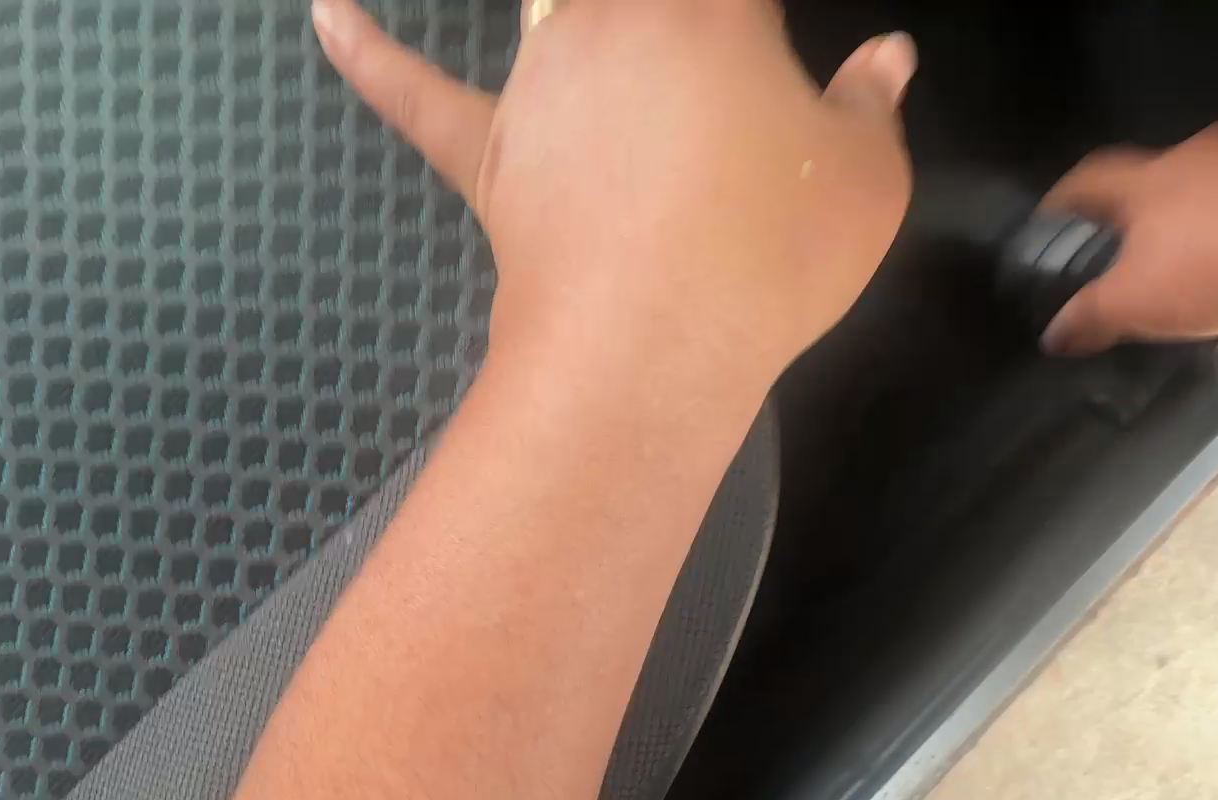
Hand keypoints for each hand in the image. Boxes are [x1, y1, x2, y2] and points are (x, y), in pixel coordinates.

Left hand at [311, 0, 916, 388]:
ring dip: (586, 40)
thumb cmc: (771, 257)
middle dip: (676, 39)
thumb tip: (887, 59)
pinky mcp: (491, 161)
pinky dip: (375, 58)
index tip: (748, 53)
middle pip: (638, 0)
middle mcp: (615, 20)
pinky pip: (422, 98)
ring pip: (554, 20)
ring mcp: (541, 90)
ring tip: (636, 138)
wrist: (655, 347)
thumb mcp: (866, 187)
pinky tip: (330, 17)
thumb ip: (873, 109)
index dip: (747, 26)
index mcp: (710, 11)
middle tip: (687, 125)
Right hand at [1038, 121, 1217, 355]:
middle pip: (1158, 176)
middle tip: (1137, 249)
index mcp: (1149, 181)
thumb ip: (1087, 319)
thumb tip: (1054, 335)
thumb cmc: (1212, 268)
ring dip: (1206, 212)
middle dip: (1144, 210)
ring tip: (1207, 258)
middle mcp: (1204, 152)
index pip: (1091, 177)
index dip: (1066, 197)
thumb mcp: (1133, 306)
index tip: (1055, 215)